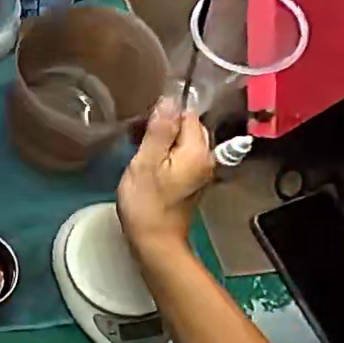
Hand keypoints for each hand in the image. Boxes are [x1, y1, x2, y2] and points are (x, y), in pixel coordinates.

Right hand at [117, 97, 213, 255]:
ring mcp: (201, 172)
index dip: (164, 113)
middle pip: (189, 127)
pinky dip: (166, 152)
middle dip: (165, 124)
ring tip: (139, 144)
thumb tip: (169, 99)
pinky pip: (182, 156)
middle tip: (137, 131)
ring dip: (164, 139)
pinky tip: (148, 159)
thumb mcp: (146, 163)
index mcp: (198, 151)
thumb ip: (159, 130)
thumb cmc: (147, 203)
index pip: (187, 115)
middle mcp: (206, 158)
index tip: (141, 121)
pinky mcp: (192, 182)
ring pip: (184, 141)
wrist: (155, 243)